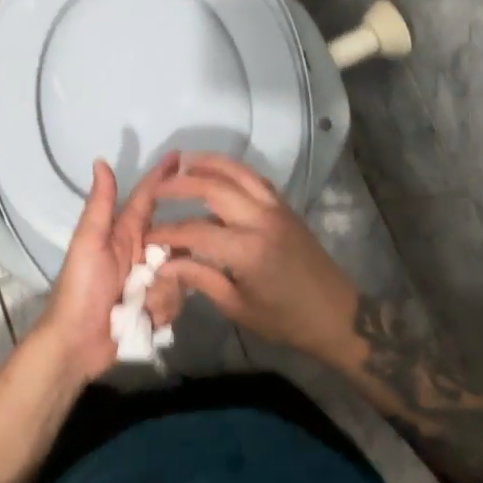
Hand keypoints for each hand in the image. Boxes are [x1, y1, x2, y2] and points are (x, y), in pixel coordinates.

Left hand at [31, 153, 179, 382]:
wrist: (77, 343)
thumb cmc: (80, 289)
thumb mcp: (89, 242)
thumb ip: (100, 204)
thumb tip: (100, 161)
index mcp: (123, 233)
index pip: (147, 197)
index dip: (162, 176)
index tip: (182, 154)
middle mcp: (140, 253)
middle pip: (176, 240)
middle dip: (174, 256)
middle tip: (162, 269)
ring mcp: (149, 282)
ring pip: (179, 273)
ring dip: (162, 291)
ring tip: (140, 303)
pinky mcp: (156, 308)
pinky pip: (176, 300)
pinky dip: (162, 311)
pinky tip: (146, 320)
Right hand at [145, 154, 360, 367]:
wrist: (337, 315)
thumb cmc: (285, 319)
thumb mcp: (238, 306)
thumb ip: (201, 278)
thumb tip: (166, 263)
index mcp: (247, 250)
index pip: (195, 230)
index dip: (166, 231)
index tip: (146, 234)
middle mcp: (261, 220)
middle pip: (215, 188)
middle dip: (182, 184)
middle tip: (158, 187)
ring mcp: (277, 210)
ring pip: (239, 173)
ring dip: (210, 164)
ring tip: (183, 162)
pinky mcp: (286, 208)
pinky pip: (257, 180)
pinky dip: (234, 170)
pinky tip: (218, 172)